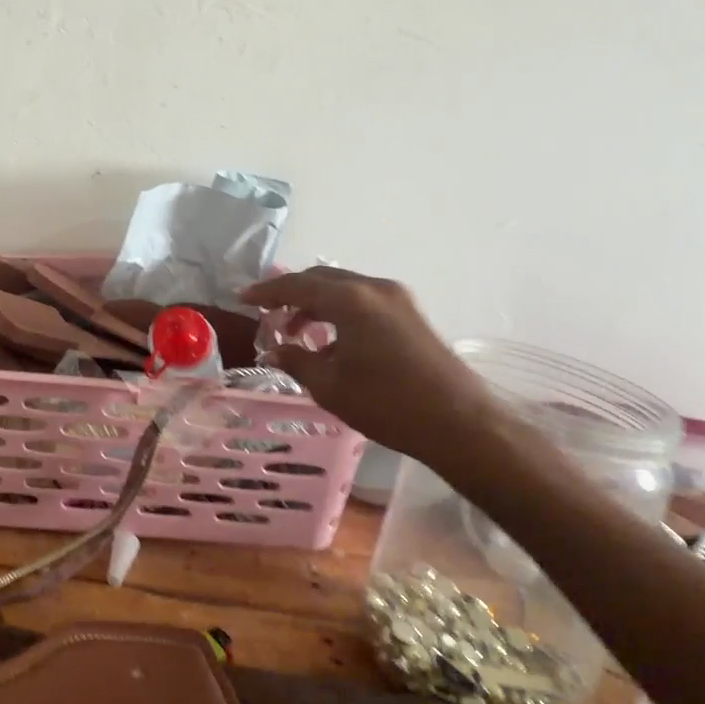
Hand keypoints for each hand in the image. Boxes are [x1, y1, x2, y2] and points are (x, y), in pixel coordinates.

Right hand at [240, 266, 498, 464]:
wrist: (461, 424)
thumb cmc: (388, 404)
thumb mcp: (329, 386)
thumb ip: (297, 360)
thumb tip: (277, 349)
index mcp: (350, 299)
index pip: (297, 285)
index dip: (266, 292)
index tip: (242, 299)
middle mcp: (374, 289)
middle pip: (322, 279)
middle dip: (291, 293)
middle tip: (268, 314)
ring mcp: (398, 300)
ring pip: (344, 288)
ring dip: (316, 303)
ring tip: (296, 332)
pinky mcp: (411, 316)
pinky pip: (363, 300)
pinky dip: (339, 311)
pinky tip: (331, 339)